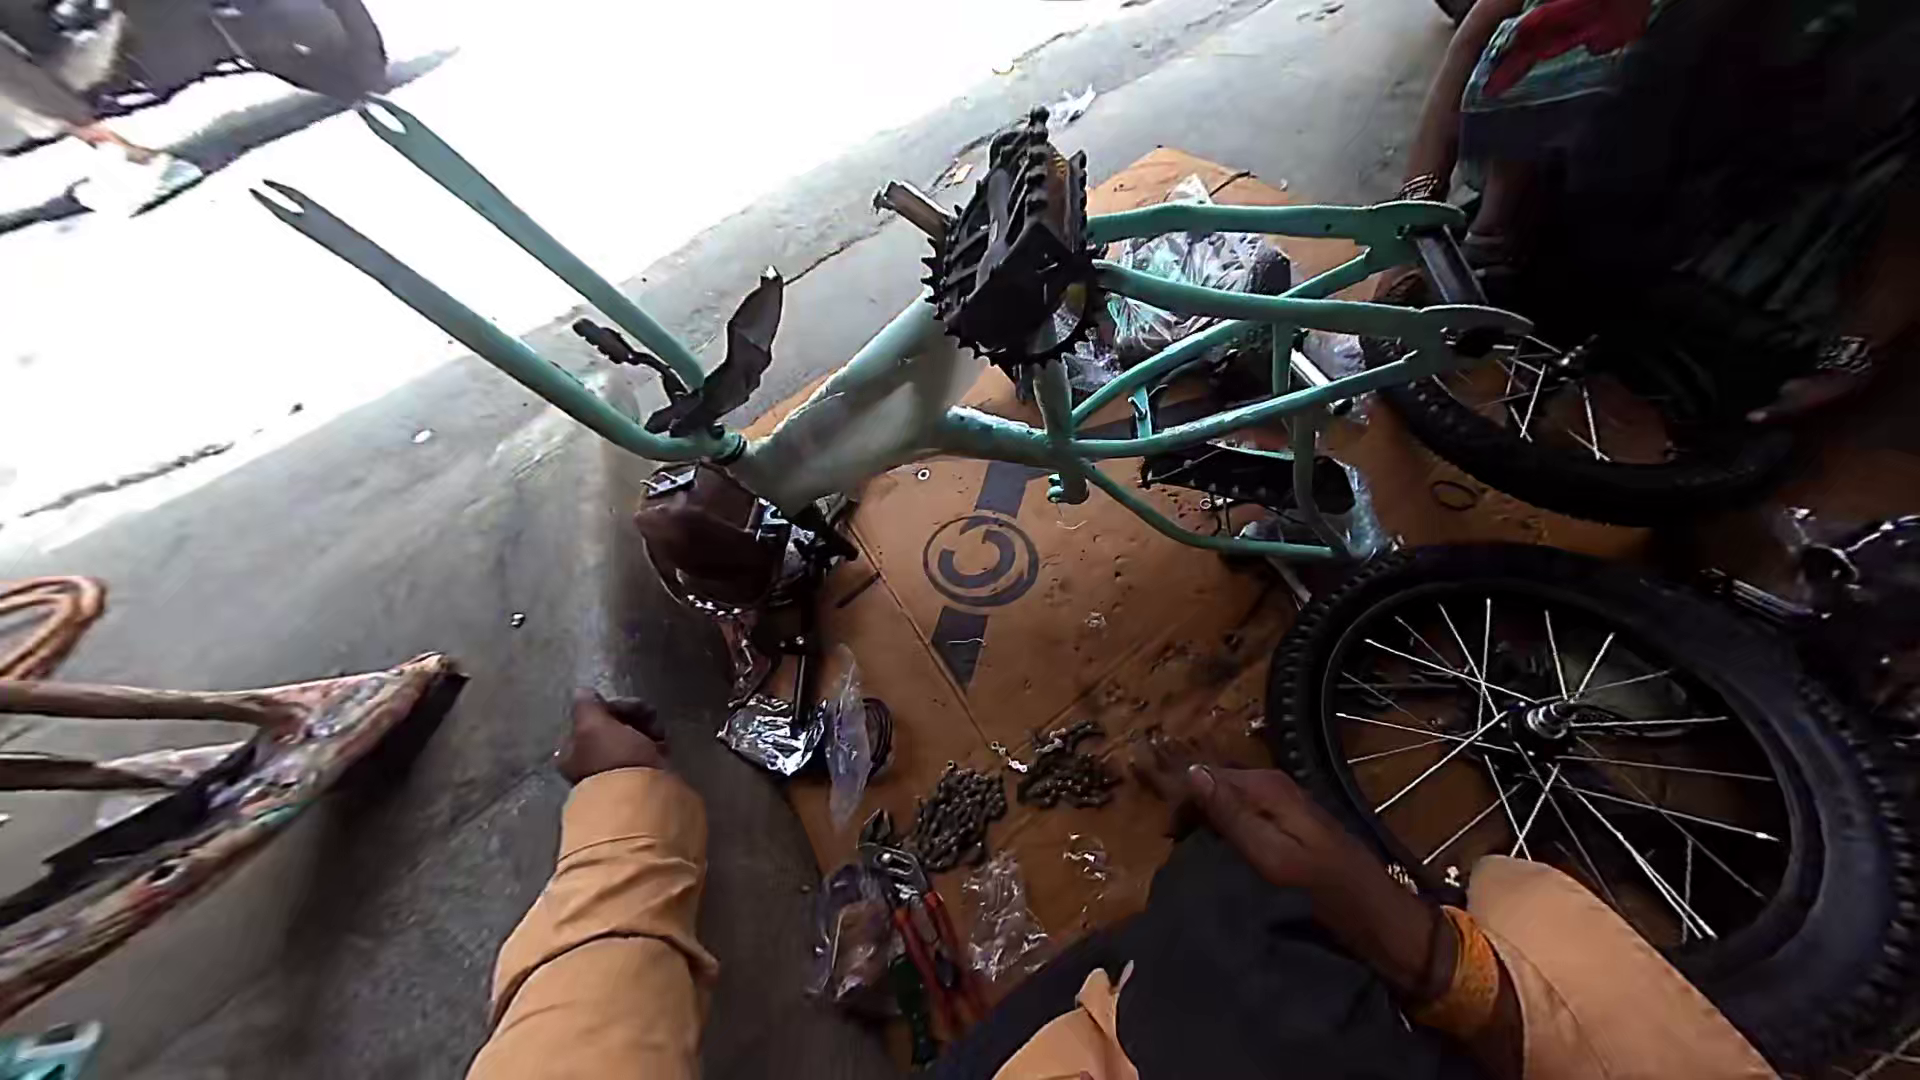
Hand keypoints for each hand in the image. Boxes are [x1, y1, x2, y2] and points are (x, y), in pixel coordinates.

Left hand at [555, 691, 667, 782]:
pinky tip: (663, 746)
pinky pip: (647, 750)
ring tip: (659, 735)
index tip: (631, 707)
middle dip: (635, 716)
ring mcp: (615, 769)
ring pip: (633, 736)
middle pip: (614, 726)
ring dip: (648, 728)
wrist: (640, 794)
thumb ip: (587, 706)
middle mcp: (590, 761)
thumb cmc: (614, 757)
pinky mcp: (638, 776)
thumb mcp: (595, 725)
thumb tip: (581, 690)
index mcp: (572, 751)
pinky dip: (656, 744)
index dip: (613, 706)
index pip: (594, 716)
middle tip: (651, 717)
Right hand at [1133, 733, 1445, 1000]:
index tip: (1151, 802)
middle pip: (1212, 779)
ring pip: (1224, 793)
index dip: (1173, 786)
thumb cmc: (1328, 894)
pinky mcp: (1288, 820)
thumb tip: (1190, 772)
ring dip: (1198, 807)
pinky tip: (1207, 833)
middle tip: (1160, 819)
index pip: (1203, 774)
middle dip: (1182, 793)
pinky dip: (1217, 817)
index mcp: (1265, 787)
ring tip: (1178, 832)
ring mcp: (1282, 801)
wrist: (1389, 925)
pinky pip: (1240, 808)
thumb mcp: (1274, 858)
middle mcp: (1271, 784)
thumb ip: (1231, 814)